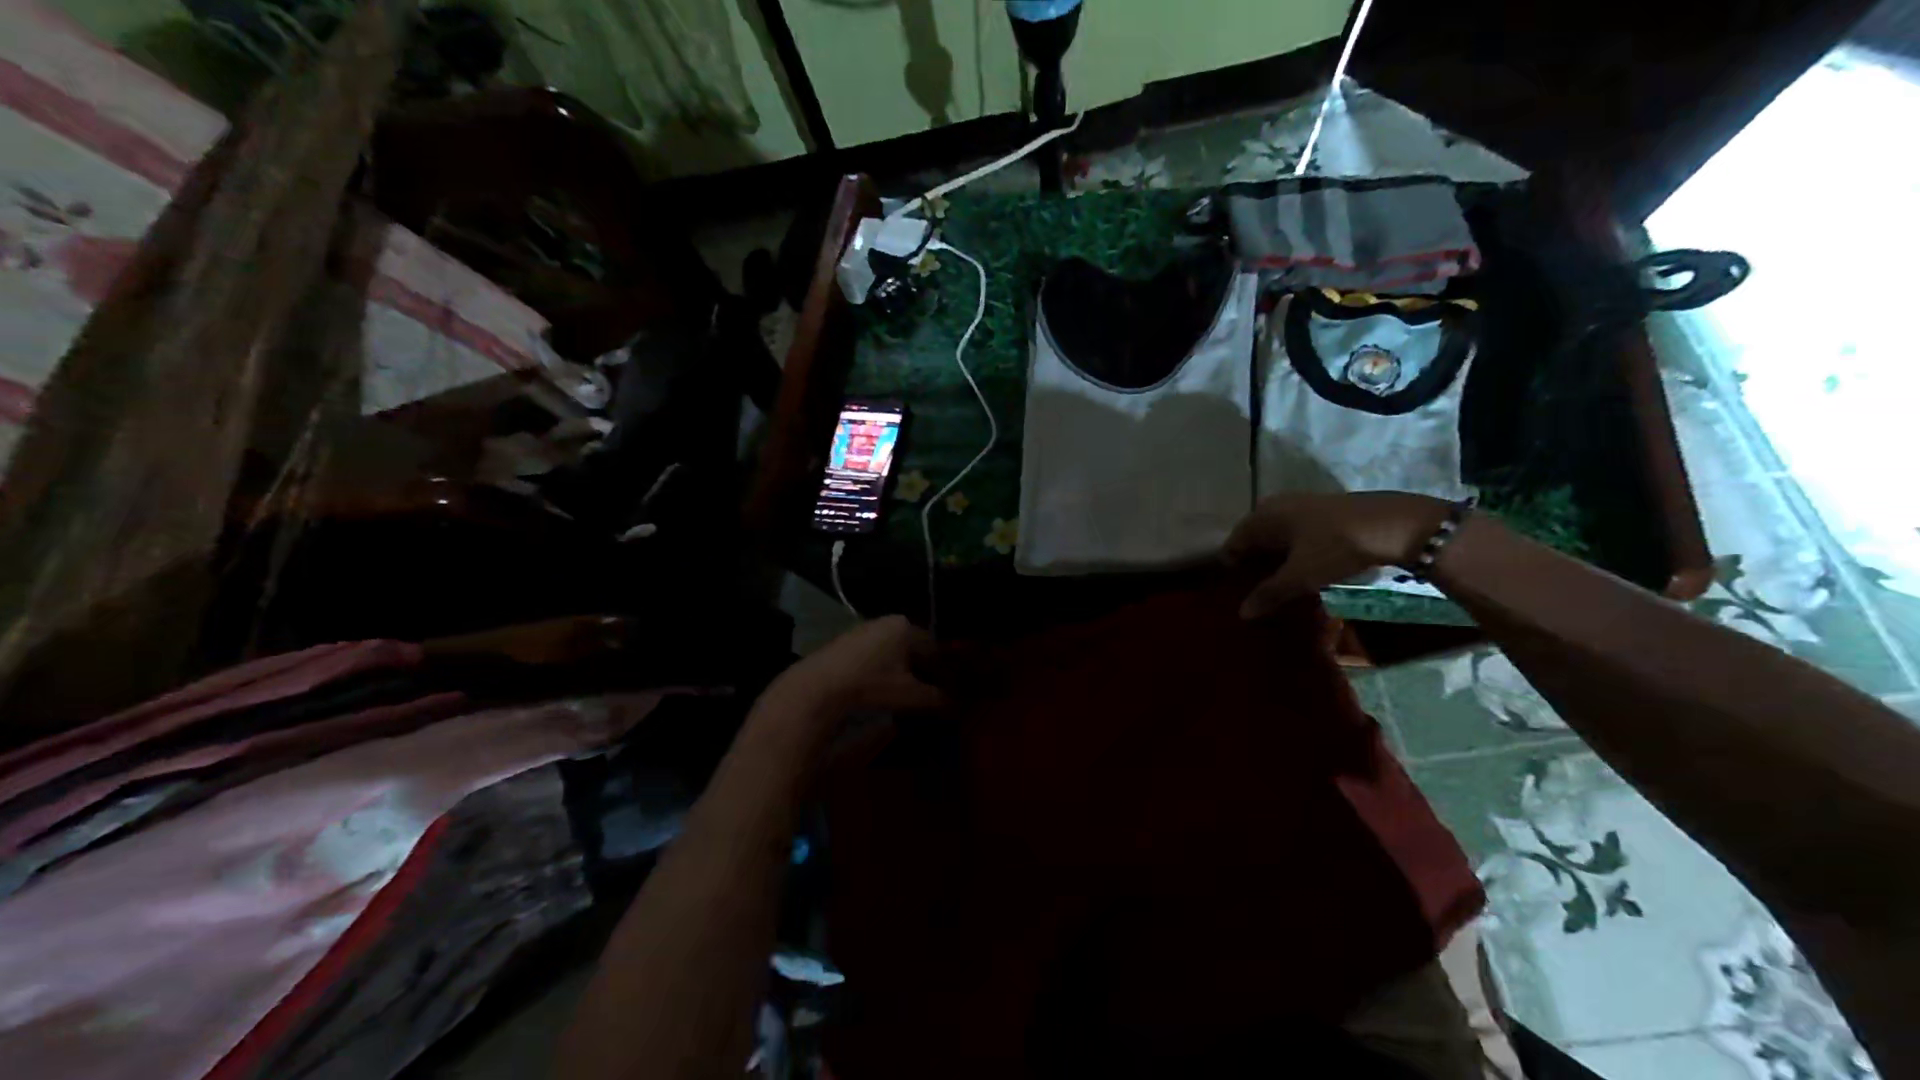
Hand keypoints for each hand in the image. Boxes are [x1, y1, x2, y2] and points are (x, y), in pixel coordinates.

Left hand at [775, 616, 948, 714]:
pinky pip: (875, 655)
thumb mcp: (909, 695)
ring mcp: (864, 630)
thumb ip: (936, 698)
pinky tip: (881, 689)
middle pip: (914, 648)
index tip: (948, 691)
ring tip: (906, 695)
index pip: (934, 648)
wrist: (818, 685)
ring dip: (903, 671)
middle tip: (929, 694)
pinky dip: (883, 670)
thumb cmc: (871, 684)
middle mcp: (887, 622)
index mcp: (906, 627)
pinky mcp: (845, 643)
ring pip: (893, 652)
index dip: (943, 672)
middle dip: (923, 671)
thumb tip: (956, 706)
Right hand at [1225, 492, 1450, 619]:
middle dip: (1252, 564)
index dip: (1231, 569)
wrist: (1396, 524)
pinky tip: (1303, 569)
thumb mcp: (1301, 576)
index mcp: (1262, 517)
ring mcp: (1301, 506)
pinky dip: (1293, 551)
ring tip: (1278, 584)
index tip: (1232, 593)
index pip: (1232, 544)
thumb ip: (1269, 593)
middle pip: (1253, 539)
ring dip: (1274, 559)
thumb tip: (1242, 613)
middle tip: (1254, 592)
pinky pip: (1296, 533)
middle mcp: (1276, 506)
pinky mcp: (1323, 512)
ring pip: (1276, 536)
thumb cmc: (1336, 546)